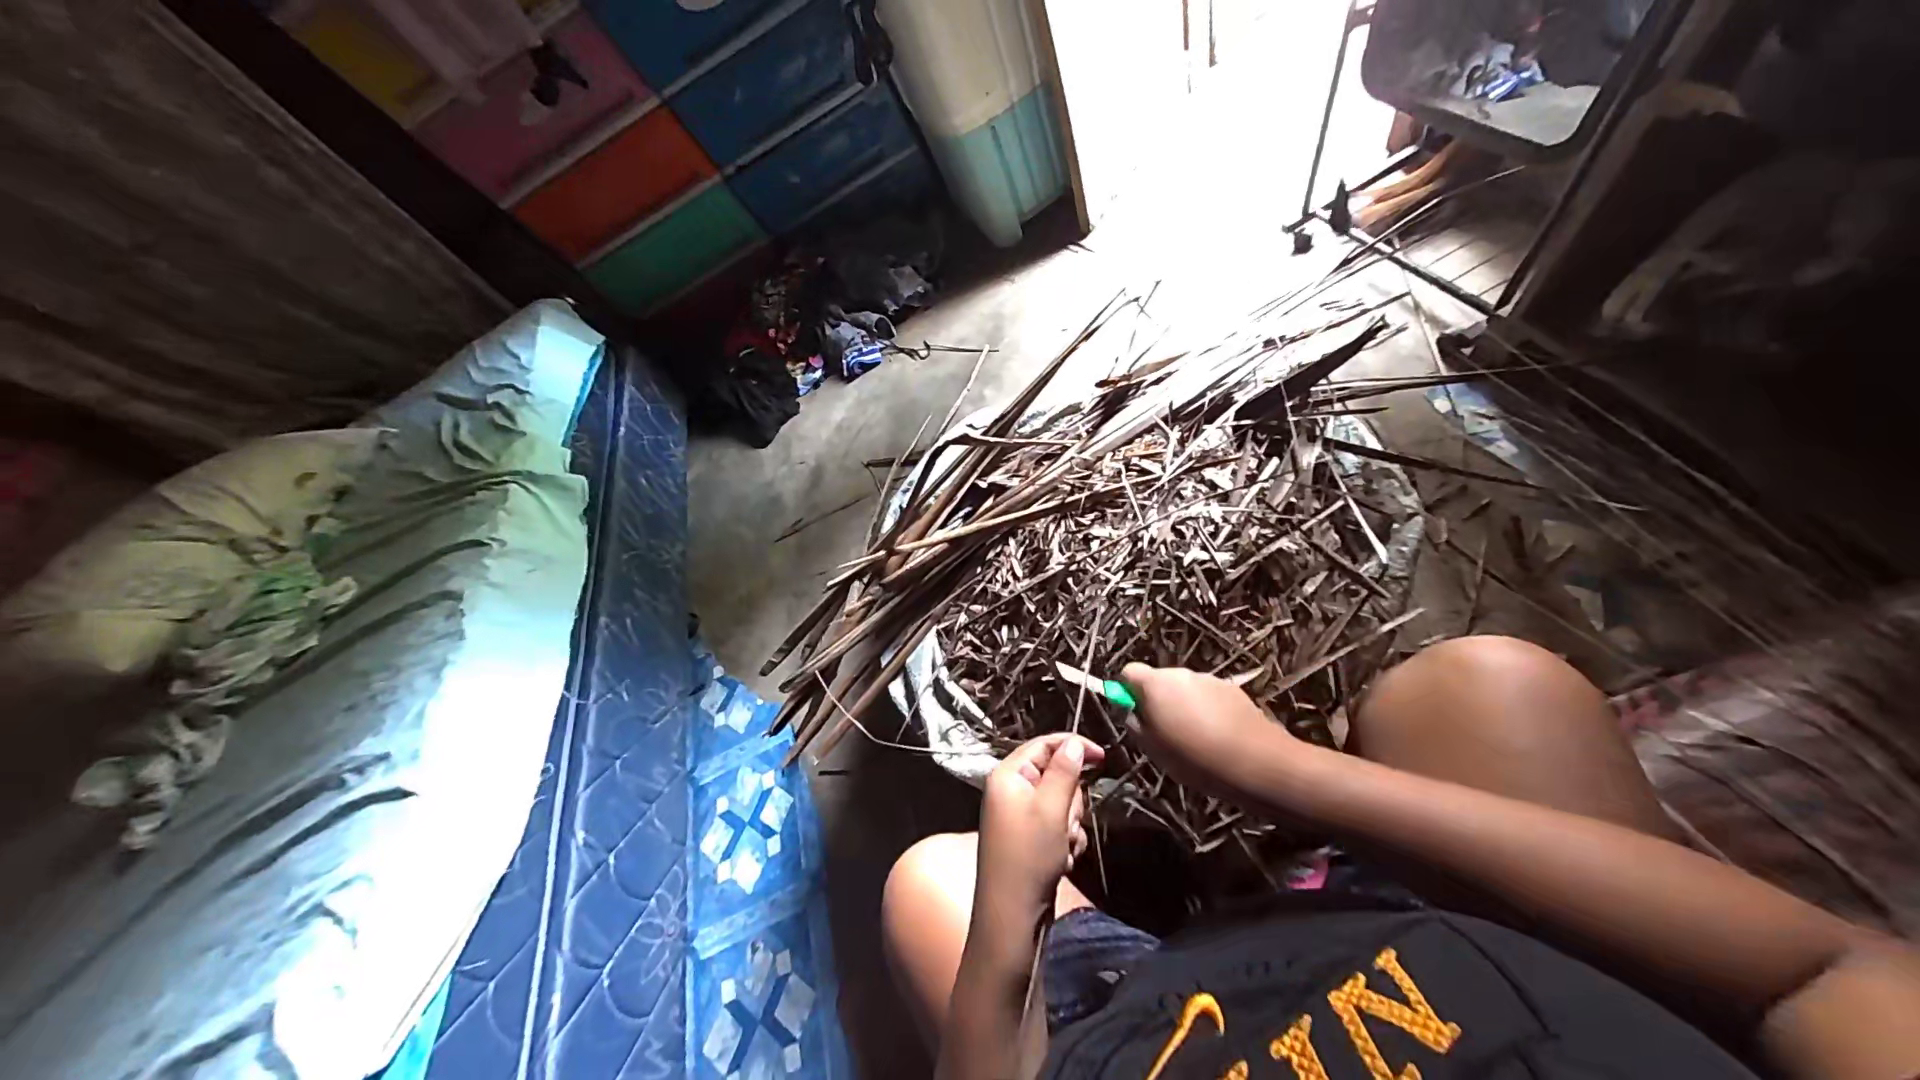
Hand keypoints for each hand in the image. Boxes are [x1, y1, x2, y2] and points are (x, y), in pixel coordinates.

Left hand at [977, 733, 1104, 916]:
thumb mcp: (1051, 808)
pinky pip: (1058, 824)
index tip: (1102, 757)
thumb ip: (1065, 771)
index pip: (1043, 744)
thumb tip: (1074, 741)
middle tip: (1067, 821)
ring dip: (1071, 823)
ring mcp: (1020, 815)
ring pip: (1061, 802)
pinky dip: (1066, 839)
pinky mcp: (1030, 837)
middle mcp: (1011, 790)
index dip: (1073, 746)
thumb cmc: (1029, 855)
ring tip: (1063, 844)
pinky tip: (1062, 858)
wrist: (1013, 914)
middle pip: (1056, 775)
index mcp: (1008, 775)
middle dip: (1071, 799)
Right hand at [1121, 663, 1308, 806]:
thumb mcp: (1151, 748)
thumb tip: (1130, 709)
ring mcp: (1210, 680)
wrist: (1256, 763)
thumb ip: (1134, 722)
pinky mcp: (1234, 690)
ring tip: (1195, 740)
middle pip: (1159, 680)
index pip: (1129, 671)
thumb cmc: (1194, 758)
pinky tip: (1217, 738)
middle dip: (1158, 701)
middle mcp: (1181, 674)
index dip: (1127, 691)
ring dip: (1184, 707)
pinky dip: (1207, 711)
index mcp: (1155, 684)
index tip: (1134, 714)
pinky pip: (1209, 697)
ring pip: (1185, 690)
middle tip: (1164, 733)